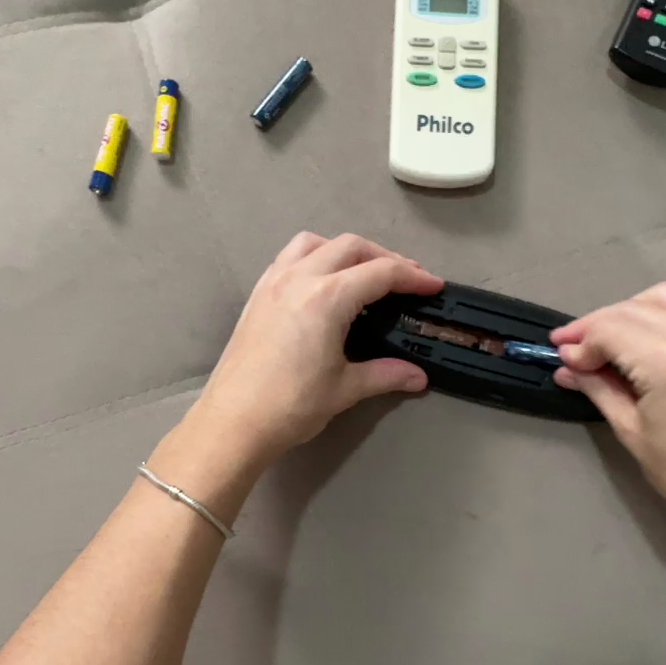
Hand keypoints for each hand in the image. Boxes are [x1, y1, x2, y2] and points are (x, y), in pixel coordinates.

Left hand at [188, 232, 443, 462]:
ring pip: (315, 243)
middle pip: (350, 246)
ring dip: (345, 250)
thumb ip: (385, 374)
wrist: (233, 421)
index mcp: (327, 298)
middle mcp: (299, 278)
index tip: (433, 286)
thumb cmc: (291, 405)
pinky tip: (322, 283)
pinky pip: (289, 257)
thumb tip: (418, 377)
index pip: (380, 273)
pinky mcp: (257, 295)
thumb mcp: (344, 389)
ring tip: (363, 273)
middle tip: (406, 280)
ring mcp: (273, 282)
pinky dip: (315, 257)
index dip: (412, 277)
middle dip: (384, 257)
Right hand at [550, 283, 665, 512]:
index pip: (610, 330)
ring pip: (658, 299)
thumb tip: (567, 367)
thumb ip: (598, 389)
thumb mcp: (630, 431)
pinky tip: (635, 338)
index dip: (580, 342)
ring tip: (602, 339)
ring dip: (623, 312)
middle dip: (594, 325)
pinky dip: (653, 313)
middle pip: (630, 309)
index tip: (562, 360)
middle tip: (569, 348)